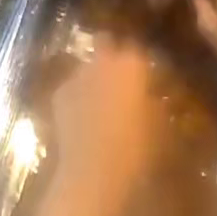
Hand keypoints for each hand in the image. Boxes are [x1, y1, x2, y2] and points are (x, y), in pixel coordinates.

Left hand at [45, 36, 156, 201]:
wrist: (92, 172)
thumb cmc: (135, 149)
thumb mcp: (158, 125)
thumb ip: (153, 100)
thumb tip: (150, 92)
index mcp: (132, 65)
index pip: (137, 47)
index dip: (139, 60)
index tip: (144, 72)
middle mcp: (103, 61)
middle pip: (106, 43)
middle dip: (111, 53)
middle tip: (120, 76)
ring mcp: (77, 75)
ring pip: (87, 66)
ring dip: (93, 76)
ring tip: (99, 99)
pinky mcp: (59, 93)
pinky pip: (71, 87)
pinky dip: (77, 95)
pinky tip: (81, 116)